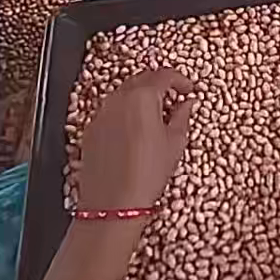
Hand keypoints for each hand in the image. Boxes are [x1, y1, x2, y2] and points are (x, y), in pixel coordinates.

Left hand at [73, 66, 195, 211]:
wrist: (112, 204)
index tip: (189, 89)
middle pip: (142, 79)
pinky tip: (136, 131)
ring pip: (125, 93)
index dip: (180, 80)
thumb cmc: (146, 173)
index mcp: (142, 97)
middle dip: (160, 85)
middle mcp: (118, 99)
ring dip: (142, 98)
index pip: (164, 75)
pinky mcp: (91, 129)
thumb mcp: (174, 143)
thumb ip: (182, 116)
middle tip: (175, 99)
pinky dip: (126, 112)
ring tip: (157, 116)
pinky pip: (111, 111)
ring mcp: (101, 113)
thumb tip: (187, 104)